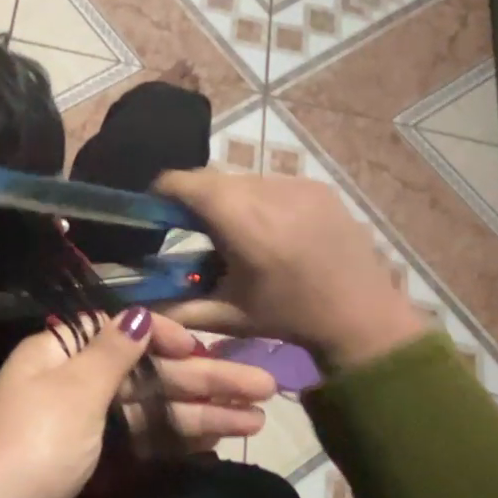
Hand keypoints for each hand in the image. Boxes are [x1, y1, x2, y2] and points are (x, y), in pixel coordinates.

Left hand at [0, 307, 276, 497]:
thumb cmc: (31, 444)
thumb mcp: (73, 391)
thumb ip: (111, 352)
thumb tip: (139, 313)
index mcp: (57, 352)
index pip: (120, 331)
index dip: (166, 336)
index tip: (207, 349)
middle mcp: (71, 381)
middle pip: (145, 372)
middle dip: (202, 379)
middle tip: (266, 388)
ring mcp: (82, 423)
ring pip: (149, 409)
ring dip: (199, 411)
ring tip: (257, 420)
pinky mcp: (90, 459)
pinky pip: (140, 440)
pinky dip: (175, 439)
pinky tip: (217, 441)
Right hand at [153, 169, 429, 369]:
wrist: (364, 318)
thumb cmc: (289, 319)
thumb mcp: (226, 316)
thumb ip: (174, 307)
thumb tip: (132, 307)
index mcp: (244, 223)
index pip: (185, 184)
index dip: (161, 193)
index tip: (153, 214)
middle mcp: (270, 193)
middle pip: (212, 179)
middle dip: (193, 200)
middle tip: (188, 232)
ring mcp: (298, 186)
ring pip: (241, 180)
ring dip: (226, 199)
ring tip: (230, 235)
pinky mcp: (318, 187)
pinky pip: (270, 183)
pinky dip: (256, 201)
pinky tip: (265, 232)